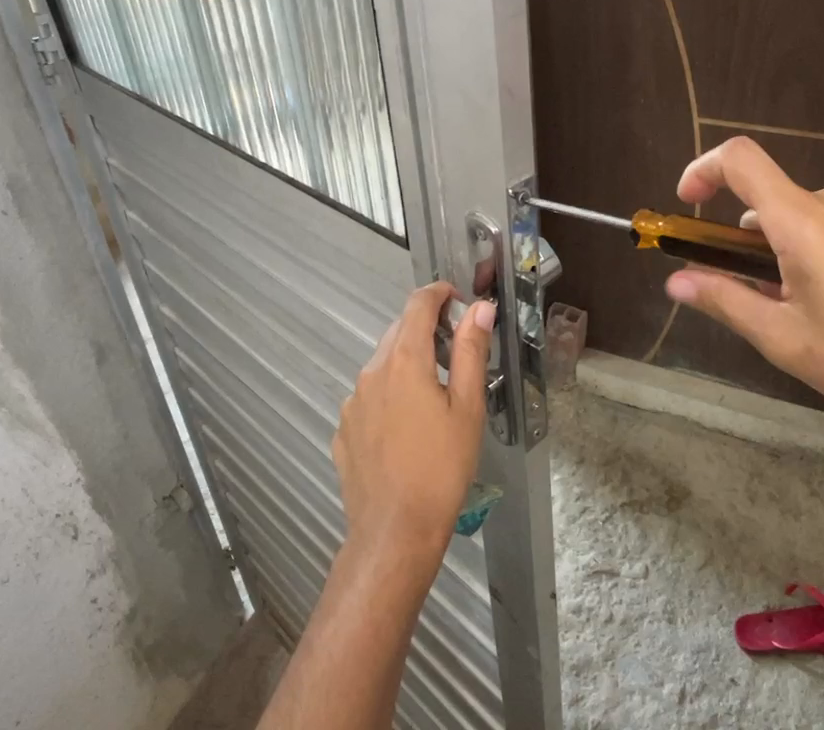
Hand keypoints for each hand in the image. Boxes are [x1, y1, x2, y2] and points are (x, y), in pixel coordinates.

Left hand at [333, 282, 492, 560]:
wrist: (395, 530)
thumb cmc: (442, 467)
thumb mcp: (468, 407)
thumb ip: (472, 352)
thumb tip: (479, 308)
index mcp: (404, 361)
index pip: (417, 305)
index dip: (438, 293)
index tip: (457, 299)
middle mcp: (371, 372)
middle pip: (398, 333)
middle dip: (426, 330)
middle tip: (456, 350)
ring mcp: (352, 402)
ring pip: (382, 366)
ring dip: (407, 364)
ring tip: (435, 397)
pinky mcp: (343, 429)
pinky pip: (368, 398)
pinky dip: (389, 396)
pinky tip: (407, 430)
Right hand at [662, 137, 823, 435]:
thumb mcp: (783, 340)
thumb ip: (724, 300)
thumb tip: (676, 281)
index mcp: (804, 223)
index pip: (740, 160)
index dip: (704, 170)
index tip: (691, 203)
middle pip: (778, 200)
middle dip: (758, 242)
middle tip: (769, 299)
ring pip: (815, 214)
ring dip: (798, 247)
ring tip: (820, 308)